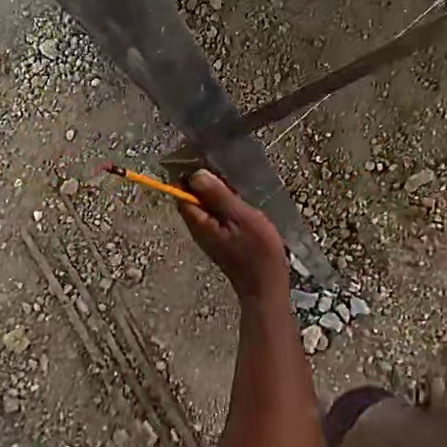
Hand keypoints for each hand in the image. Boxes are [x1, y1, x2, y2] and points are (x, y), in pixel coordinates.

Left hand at [179, 169, 289, 301]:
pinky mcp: (221, 239)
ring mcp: (209, 235)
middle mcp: (198, 228)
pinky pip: (215, 215)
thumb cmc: (257, 252)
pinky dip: (223, 204)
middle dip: (203, 181)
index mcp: (198, 222)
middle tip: (223, 168)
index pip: (180, 191)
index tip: (204, 159)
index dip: (188, 173)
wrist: (266, 286)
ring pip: (205, 206)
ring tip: (233, 181)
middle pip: (191, 197)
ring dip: (215, 192)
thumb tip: (196, 174)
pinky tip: (239, 200)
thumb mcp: (240, 218)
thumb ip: (218, 196)